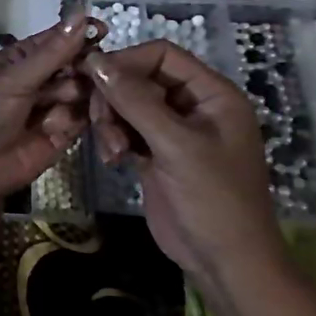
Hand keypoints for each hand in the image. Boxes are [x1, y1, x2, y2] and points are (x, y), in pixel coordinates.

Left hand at [0, 14, 98, 196]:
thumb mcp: (14, 79)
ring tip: (61, 104)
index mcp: (22, 59)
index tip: (104, 31)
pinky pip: (84, 118)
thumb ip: (51, 53)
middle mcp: (41, 79)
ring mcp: (54, 106)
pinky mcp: (64, 133)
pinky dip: (80, 118)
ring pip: (85, 91)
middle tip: (85, 74)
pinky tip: (63, 123)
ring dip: (79, 95)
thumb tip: (82, 15)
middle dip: (83, 68)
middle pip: (78, 65)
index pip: (59, 40)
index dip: (81, 34)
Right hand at [84, 40, 284, 284]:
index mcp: (211, 94)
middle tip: (99, 126)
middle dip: (114, 99)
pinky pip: (125, 130)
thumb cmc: (213, 198)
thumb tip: (95, 61)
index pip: (162, 55)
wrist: (224, 260)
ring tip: (111, 153)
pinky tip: (113, 160)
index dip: (126, 62)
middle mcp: (192, 106)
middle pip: (139, 79)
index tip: (91, 79)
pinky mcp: (155, 153)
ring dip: (110, 123)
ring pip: (127, 105)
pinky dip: (113, 140)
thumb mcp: (175, 145)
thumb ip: (135, 101)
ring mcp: (172, 131)